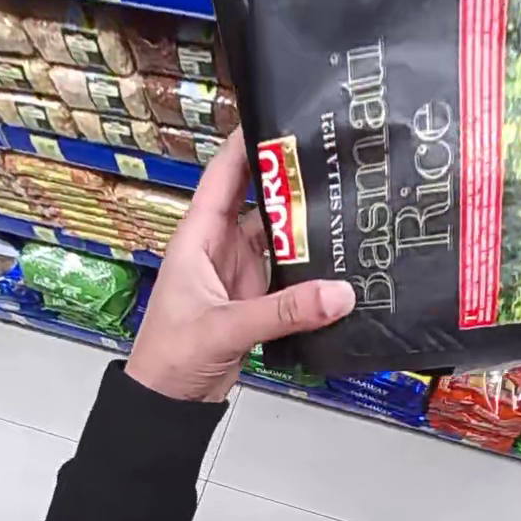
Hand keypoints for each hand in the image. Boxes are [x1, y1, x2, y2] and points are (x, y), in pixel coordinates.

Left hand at [126, 131, 355, 402]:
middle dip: (293, 188)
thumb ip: (282, 312)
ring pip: (281, 245)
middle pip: (262, 207)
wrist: (171, 403)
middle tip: (338, 168)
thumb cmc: (173, 356)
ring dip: (308, 234)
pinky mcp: (257, 306)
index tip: (282, 117)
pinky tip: (339, 269)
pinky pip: (289, 281)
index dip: (248, 145)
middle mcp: (223, 251)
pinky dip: (312, 276)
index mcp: (200, 239)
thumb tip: (341, 294)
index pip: (224, 178)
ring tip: (349, 213)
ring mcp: (243, 279)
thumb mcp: (226, 328)